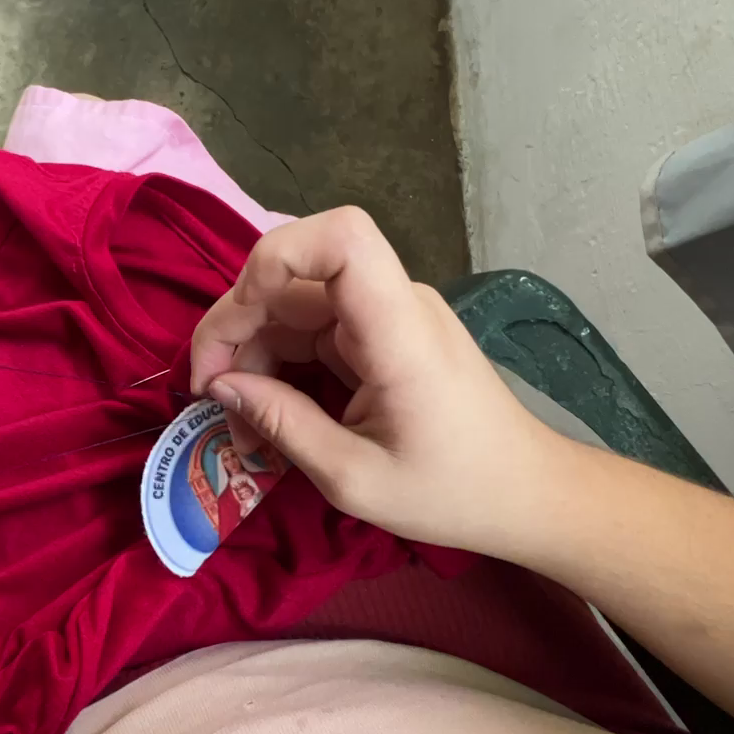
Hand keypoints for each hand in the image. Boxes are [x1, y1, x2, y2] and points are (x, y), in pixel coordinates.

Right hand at [190, 207, 569, 556]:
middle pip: (292, 277)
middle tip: (208, 396)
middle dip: (235, 329)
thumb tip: (219, 385)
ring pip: (291, 306)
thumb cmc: (452, 492)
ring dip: (251, 356)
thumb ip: (281, 424)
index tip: (234, 330)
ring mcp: (385, 317)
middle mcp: (392, 304)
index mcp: (398, 330)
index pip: (339, 238)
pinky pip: (310, 333)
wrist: (525, 495)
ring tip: (237, 423)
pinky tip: (264, 414)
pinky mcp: (378, 337)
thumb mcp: (353, 478)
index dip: (271, 261)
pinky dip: (278, 368)